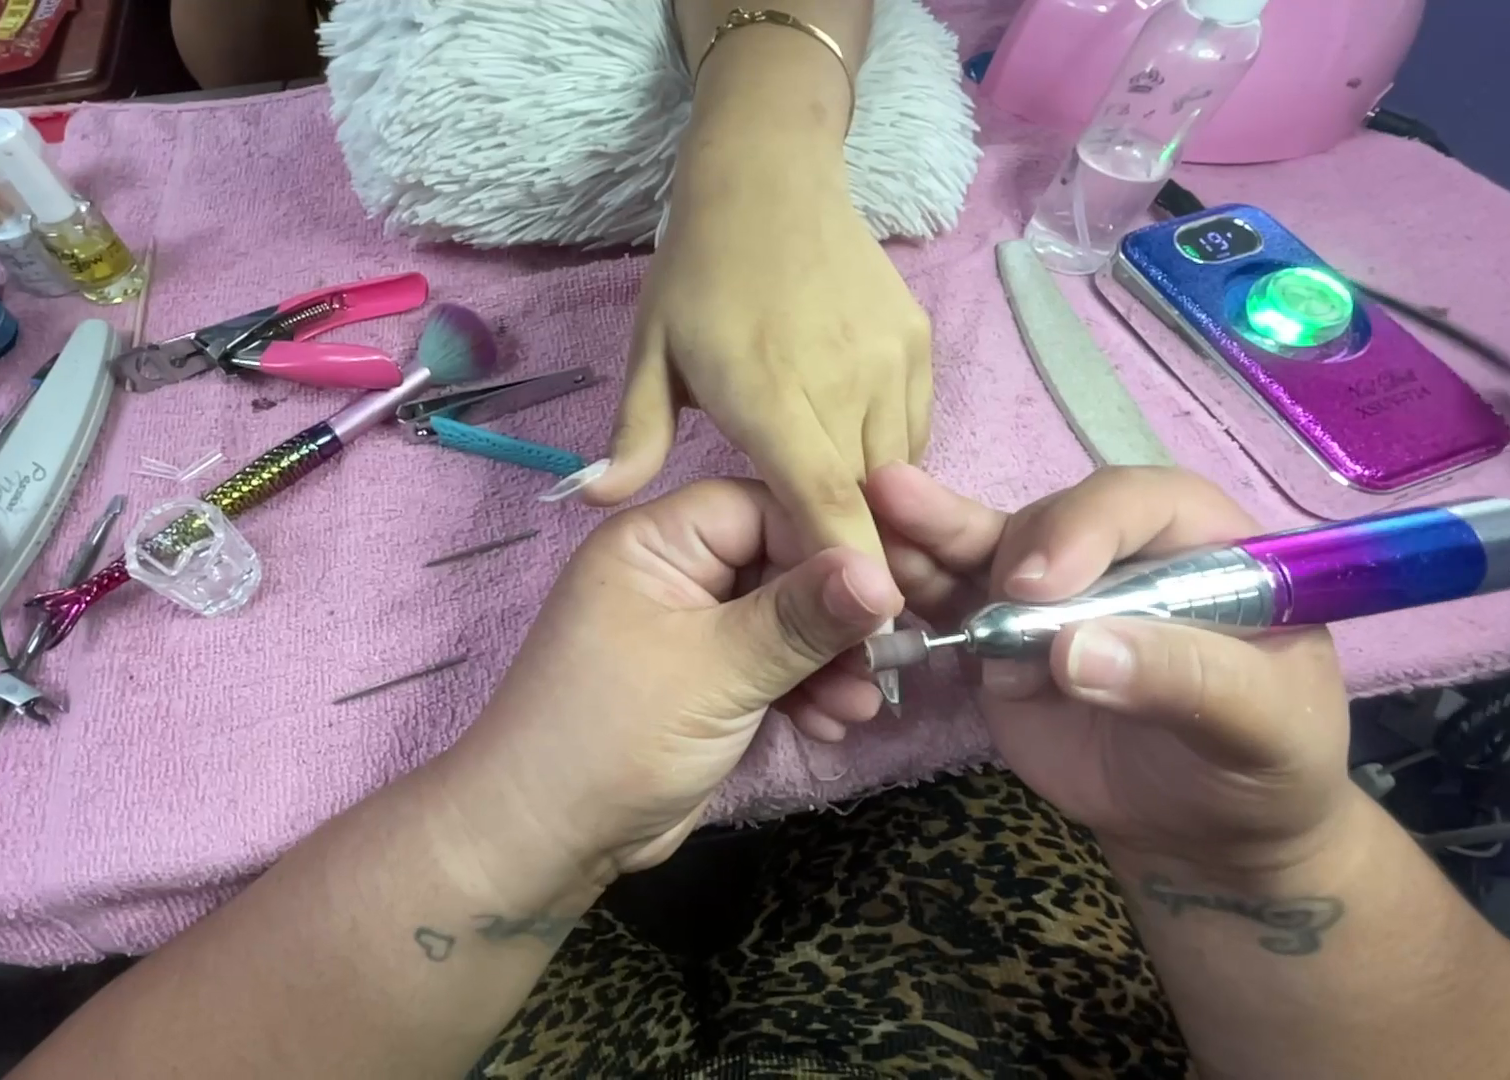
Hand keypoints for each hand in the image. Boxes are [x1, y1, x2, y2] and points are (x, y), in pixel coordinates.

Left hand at [454, 480, 902, 877]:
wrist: (547, 835)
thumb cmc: (616, 733)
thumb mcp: (714, 668)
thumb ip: (800, 618)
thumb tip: (884, 573)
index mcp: (654, 541)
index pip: (760, 507)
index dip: (828, 538)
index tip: (892, 584)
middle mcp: (672, 572)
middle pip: (777, 564)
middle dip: (833, 614)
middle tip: (889, 652)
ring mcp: (689, 629)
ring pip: (780, 621)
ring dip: (825, 661)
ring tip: (863, 701)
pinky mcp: (703, 679)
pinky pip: (767, 666)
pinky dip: (802, 690)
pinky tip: (833, 722)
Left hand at [580, 99, 932, 569]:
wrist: (769, 175)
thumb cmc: (698, 273)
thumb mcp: (649, 354)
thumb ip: (634, 437)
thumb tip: (592, 500)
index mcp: (768, 395)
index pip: (824, 501)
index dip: (846, 568)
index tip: (860, 624)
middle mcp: (843, 384)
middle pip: (872, 502)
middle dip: (864, 560)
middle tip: (843, 605)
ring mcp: (891, 362)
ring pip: (901, 472)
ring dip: (879, 514)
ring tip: (848, 543)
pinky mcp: (918, 346)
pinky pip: (914, 434)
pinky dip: (891, 468)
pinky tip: (857, 469)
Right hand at [836, 464, 1359, 876]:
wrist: (1188, 819)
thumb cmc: (1253, 766)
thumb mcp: (1258, 729)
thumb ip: (1183, 680)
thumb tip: (1071, 652)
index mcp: (1195, 546)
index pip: (1135, 503)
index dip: (1080, 529)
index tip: (1033, 588)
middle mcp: (1107, 551)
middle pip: (1038, 520)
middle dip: (985, 536)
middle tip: (940, 556)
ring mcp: (1039, 588)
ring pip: (976, 549)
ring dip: (921, 534)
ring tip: (874, 503)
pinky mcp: (989, 626)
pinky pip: (942, 599)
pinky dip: (905, 586)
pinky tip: (864, 565)